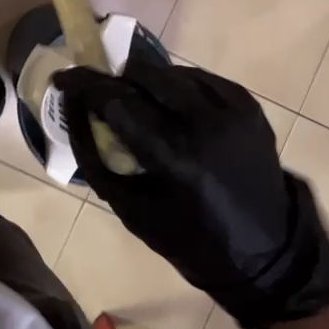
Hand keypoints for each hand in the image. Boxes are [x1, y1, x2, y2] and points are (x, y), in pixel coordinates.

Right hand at [56, 62, 328, 328]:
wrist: (265, 256)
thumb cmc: (187, 238)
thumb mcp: (128, 207)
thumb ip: (93, 154)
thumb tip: (72, 105)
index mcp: (174, 156)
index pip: (116, 100)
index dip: (83, 84)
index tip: (63, 77)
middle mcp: (205, 124)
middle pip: (142, 74)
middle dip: (117, 80)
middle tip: (108, 96)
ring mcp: (232, 112)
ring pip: (171, 72)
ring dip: (147, 82)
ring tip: (143, 104)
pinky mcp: (249, 107)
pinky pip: (201, 78)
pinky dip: (179, 86)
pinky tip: (173, 105)